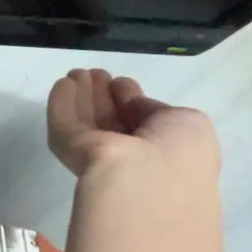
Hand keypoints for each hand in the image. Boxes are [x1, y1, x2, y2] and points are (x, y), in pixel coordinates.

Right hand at [46, 68, 219, 178]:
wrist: (142, 180)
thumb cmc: (178, 151)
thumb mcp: (188, 121)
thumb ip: (156, 110)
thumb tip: (131, 105)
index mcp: (162, 149)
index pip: (142, 120)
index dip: (131, 99)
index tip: (120, 81)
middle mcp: (128, 151)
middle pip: (112, 117)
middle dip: (103, 95)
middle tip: (95, 73)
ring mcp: (95, 150)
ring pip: (88, 117)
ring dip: (83, 94)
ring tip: (77, 71)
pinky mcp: (66, 146)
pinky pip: (65, 118)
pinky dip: (63, 100)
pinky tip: (64, 83)